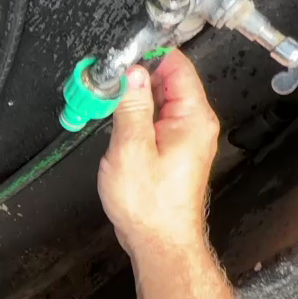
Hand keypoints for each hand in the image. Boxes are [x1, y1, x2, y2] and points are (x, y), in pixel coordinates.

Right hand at [95, 49, 219, 257]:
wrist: (159, 241)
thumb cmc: (149, 204)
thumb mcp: (131, 148)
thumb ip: (132, 106)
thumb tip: (131, 74)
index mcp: (192, 117)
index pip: (177, 66)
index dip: (147, 57)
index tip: (120, 60)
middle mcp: (193, 125)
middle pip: (166, 83)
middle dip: (134, 80)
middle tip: (104, 85)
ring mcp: (184, 139)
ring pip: (157, 104)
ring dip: (131, 101)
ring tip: (104, 106)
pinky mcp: (171, 153)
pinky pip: (154, 124)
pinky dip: (134, 120)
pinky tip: (114, 128)